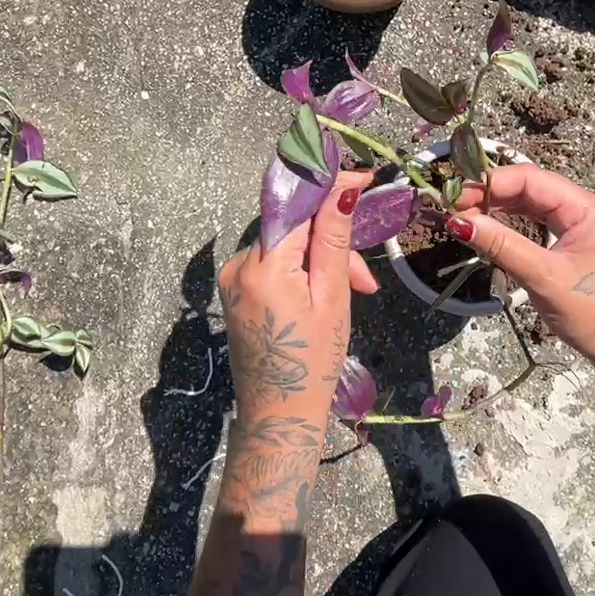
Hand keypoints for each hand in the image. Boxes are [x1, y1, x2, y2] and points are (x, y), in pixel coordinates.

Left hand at [218, 171, 375, 424]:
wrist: (279, 415)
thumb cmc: (313, 362)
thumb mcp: (331, 298)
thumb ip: (334, 239)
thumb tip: (342, 188)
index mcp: (261, 265)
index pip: (295, 204)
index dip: (327, 187)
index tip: (361, 179)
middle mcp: (237, 264)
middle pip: (292, 228)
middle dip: (330, 242)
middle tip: (362, 277)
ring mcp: (232, 278)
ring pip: (285, 245)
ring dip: (319, 260)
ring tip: (350, 291)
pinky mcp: (235, 290)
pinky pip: (272, 263)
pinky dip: (300, 272)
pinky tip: (321, 296)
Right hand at [447, 165, 594, 372]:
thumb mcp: (544, 278)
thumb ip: (501, 245)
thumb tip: (457, 222)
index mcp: (586, 207)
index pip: (529, 178)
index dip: (489, 183)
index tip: (455, 198)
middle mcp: (585, 209)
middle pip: (530, 187)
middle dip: (490, 194)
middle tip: (454, 210)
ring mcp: (582, 226)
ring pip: (532, 204)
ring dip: (499, 208)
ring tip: (466, 219)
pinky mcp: (577, 244)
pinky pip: (539, 222)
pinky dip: (513, 224)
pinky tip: (492, 229)